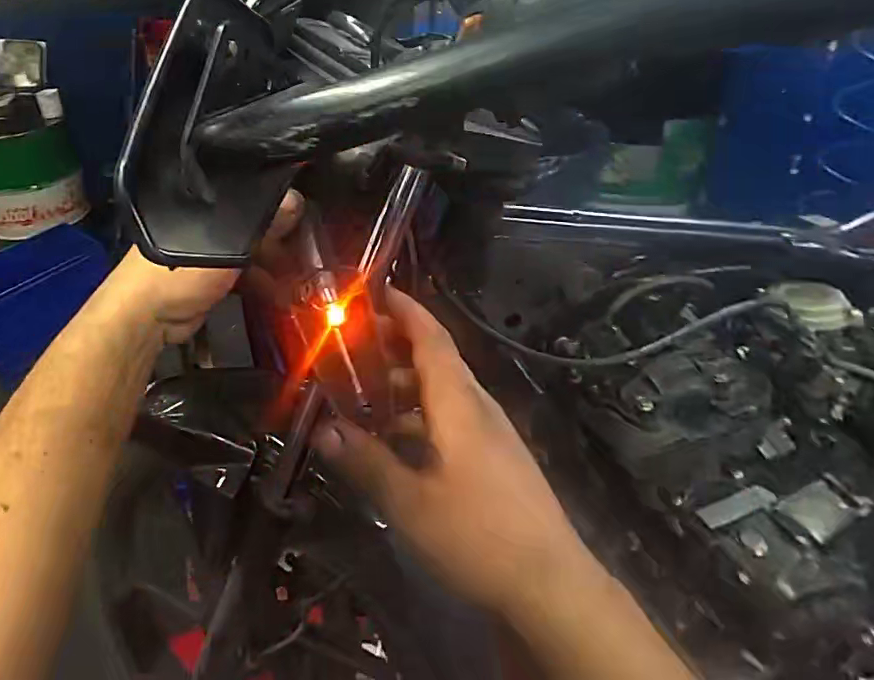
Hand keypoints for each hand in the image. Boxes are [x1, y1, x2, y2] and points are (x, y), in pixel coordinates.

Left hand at [104, 191, 302, 342]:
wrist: (146, 316)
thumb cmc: (181, 268)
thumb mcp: (229, 241)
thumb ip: (263, 222)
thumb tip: (296, 200)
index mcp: (206, 199)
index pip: (252, 191)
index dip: (279, 202)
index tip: (304, 215)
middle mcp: (207, 219)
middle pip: (256, 221)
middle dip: (282, 236)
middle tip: (308, 247)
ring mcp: (209, 249)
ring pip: (253, 248)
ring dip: (276, 262)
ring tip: (300, 274)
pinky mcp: (211, 277)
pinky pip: (245, 272)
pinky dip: (263, 280)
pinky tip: (281, 292)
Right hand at [312, 286, 597, 620]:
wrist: (552, 583)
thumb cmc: (478, 533)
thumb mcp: (411, 503)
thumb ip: (366, 462)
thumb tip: (322, 430)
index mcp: (458, 401)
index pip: (430, 337)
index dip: (405, 309)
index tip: (377, 290)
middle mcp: (477, 405)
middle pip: (435, 358)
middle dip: (396, 344)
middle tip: (353, 344)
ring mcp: (490, 431)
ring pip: (443, 390)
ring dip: (405, 383)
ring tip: (364, 393)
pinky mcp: (495, 456)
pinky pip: (452, 416)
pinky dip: (420, 414)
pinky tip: (397, 441)